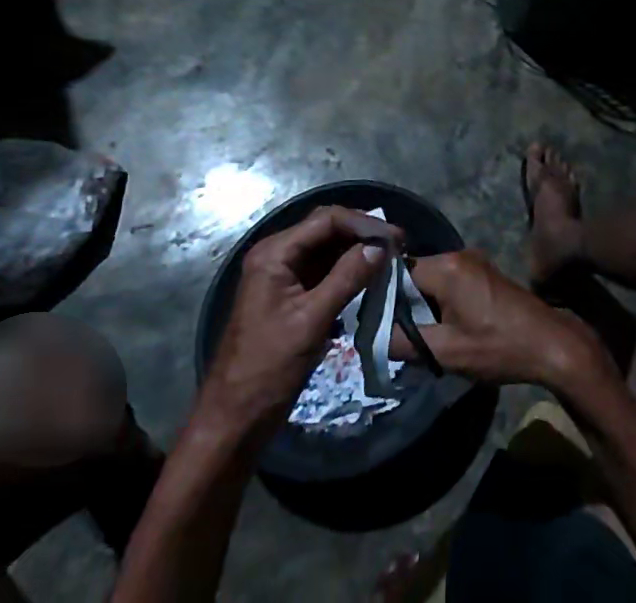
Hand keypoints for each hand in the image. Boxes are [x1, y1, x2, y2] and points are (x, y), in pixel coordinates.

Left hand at [200, 206, 396, 435]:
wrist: (236, 415)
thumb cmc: (269, 366)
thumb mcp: (312, 320)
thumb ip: (346, 279)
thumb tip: (380, 247)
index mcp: (274, 253)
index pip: (326, 220)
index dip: (364, 224)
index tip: (398, 238)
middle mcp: (277, 256)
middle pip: (326, 229)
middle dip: (362, 234)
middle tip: (399, 246)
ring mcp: (282, 276)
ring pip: (326, 250)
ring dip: (357, 252)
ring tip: (391, 260)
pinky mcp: (290, 296)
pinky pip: (323, 272)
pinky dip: (347, 272)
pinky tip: (371, 279)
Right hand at [391, 251, 607, 389]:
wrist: (554, 345)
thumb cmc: (499, 347)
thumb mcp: (445, 352)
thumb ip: (403, 342)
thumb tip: (370, 338)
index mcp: (445, 267)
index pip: (395, 273)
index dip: (381, 298)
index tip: (373, 322)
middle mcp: (458, 255)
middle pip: (413, 274)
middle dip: (402, 303)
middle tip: (393, 333)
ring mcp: (474, 262)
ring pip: (431, 280)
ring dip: (422, 305)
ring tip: (416, 333)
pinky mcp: (485, 274)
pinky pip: (449, 282)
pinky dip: (440, 302)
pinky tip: (441, 327)